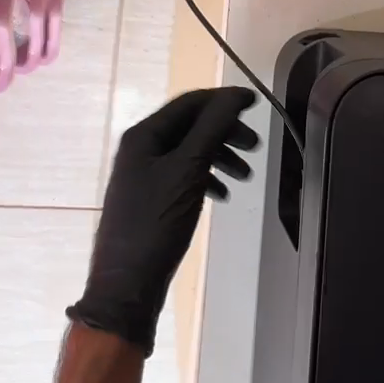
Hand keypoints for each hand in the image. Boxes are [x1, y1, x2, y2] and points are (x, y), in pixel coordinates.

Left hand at [68, 87, 257, 353]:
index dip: (224, 100)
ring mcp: (143, 175)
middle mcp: (141, 148)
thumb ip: (212, 128)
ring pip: (189, 152)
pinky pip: (183, 176)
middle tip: (254, 147)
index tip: (257, 104)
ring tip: (246, 175)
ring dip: (219, 156)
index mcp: (144, 134)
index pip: (190, 102)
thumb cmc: (156, 223)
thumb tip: (235, 94)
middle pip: (191, 126)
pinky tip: (223, 195)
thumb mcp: (188, 170)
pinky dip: (206, 178)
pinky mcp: (150, 200)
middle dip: (224, 132)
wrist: (126, 288)